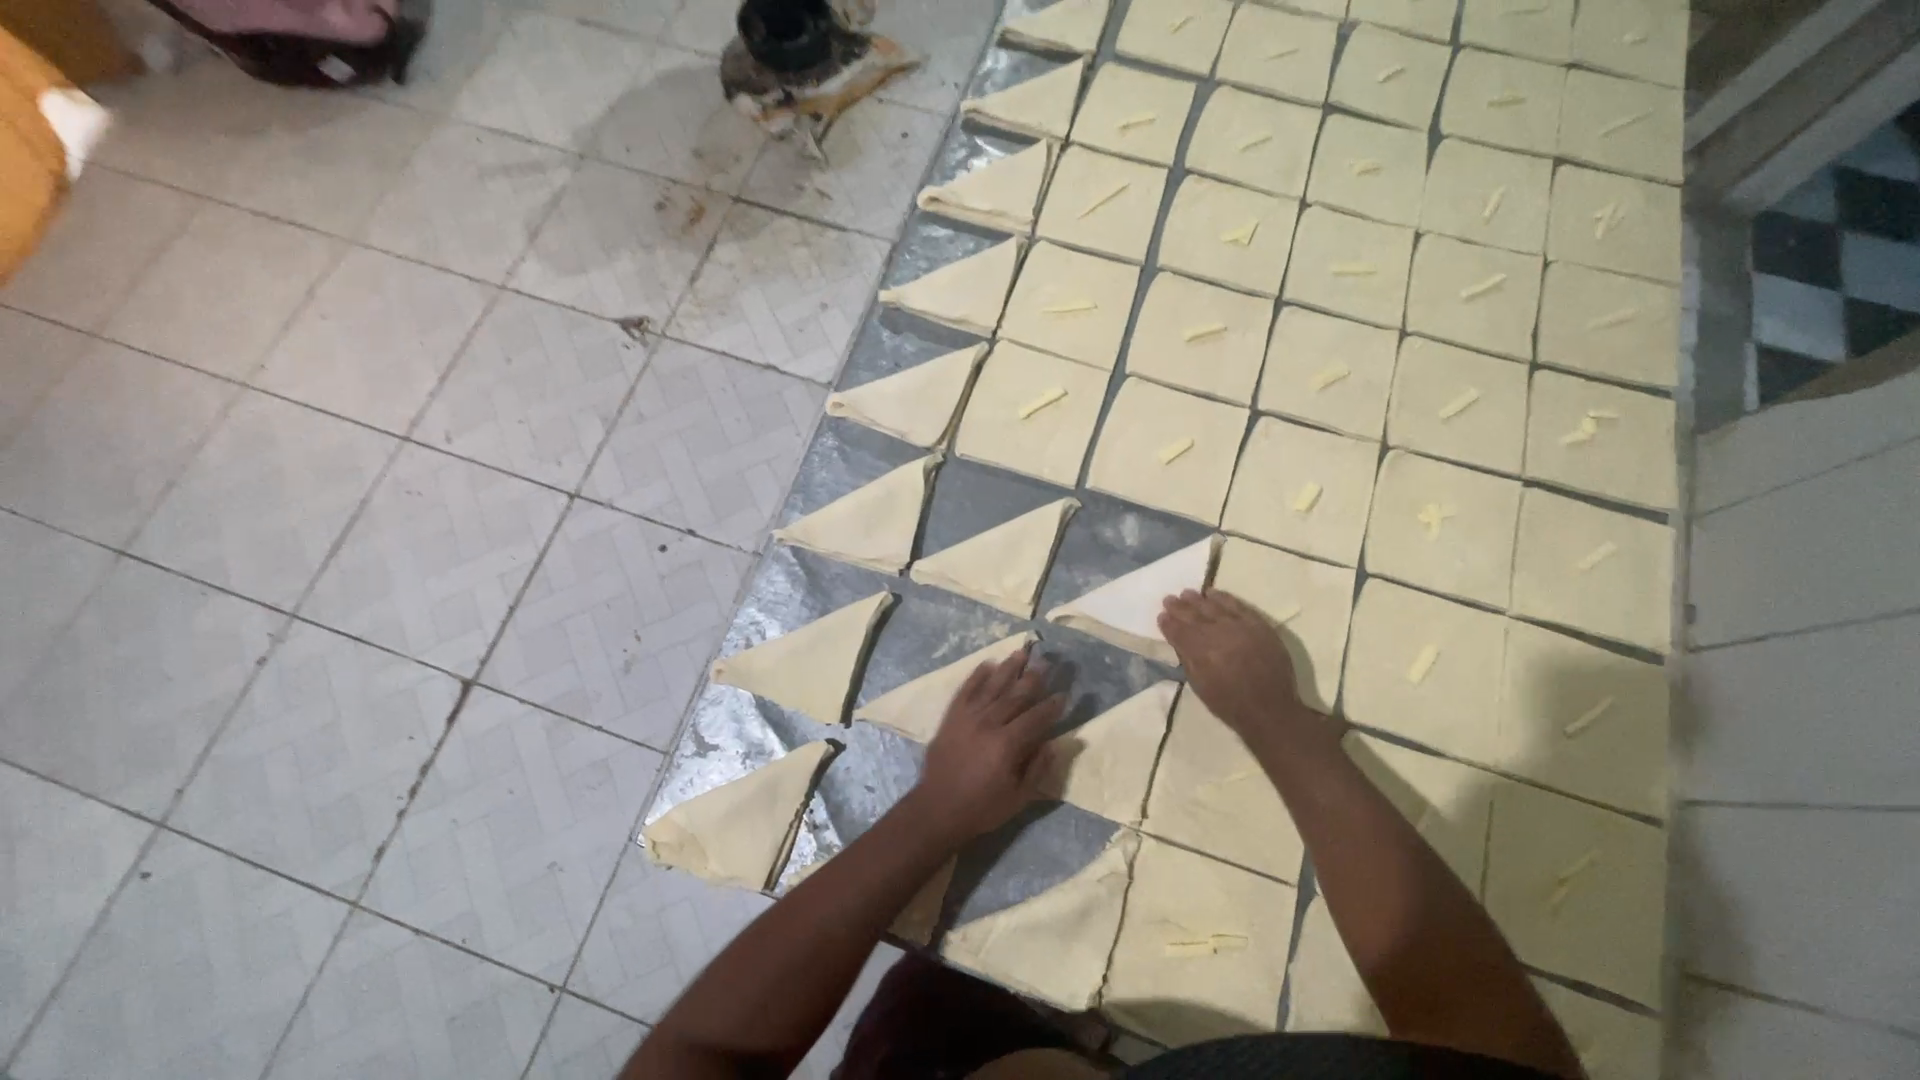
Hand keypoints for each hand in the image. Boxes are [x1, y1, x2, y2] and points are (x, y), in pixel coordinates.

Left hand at [911, 647, 1064, 841]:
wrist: (937, 808)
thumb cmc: (981, 807)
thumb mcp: (1018, 797)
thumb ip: (1038, 769)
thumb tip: (1054, 744)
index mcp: (1007, 744)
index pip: (1036, 718)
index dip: (1052, 706)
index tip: (1064, 694)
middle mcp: (988, 723)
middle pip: (1015, 695)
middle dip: (1033, 678)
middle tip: (1047, 661)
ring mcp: (967, 717)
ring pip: (992, 686)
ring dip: (1008, 668)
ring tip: (1021, 652)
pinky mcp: (951, 717)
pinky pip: (966, 690)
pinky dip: (977, 676)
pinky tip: (987, 664)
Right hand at [1158, 589, 1334, 741]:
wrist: (1270, 709)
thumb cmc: (1230, 704)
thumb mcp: (1200, 687)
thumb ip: (1188, 660)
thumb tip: (1179, 641)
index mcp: (1201, 652)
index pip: (1178, 631)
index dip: (1168, 623)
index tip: (1161, 616)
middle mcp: (1218, 634)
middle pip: (1194, 615)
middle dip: (1179, 607)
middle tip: (1169, 599)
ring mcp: (1240, 627)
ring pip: (1214, 607)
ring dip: (1198, 599)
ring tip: (1188, 593)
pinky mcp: (1258, 625)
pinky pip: (1238, 606)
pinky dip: (1225, 598)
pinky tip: (1214, 593)